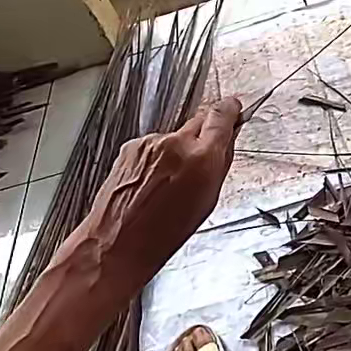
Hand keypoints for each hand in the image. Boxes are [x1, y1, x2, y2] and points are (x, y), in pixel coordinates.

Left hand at [0, 96, 242, 350]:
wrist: (116, 243)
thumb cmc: (161, 235)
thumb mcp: (207, 202)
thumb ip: (219, 165)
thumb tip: (225, 142)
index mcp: (201, 159)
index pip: (221, 116)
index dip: (230, 110)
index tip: (234, 108)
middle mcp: (175, 144)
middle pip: (199, 120)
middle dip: (206, 132)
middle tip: (207, 151)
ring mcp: (150, 143)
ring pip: (176, 134)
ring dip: (180, 149)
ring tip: (173, 182)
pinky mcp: (131, 146)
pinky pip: (155, 145)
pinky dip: (159, 157)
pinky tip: (154, 182)